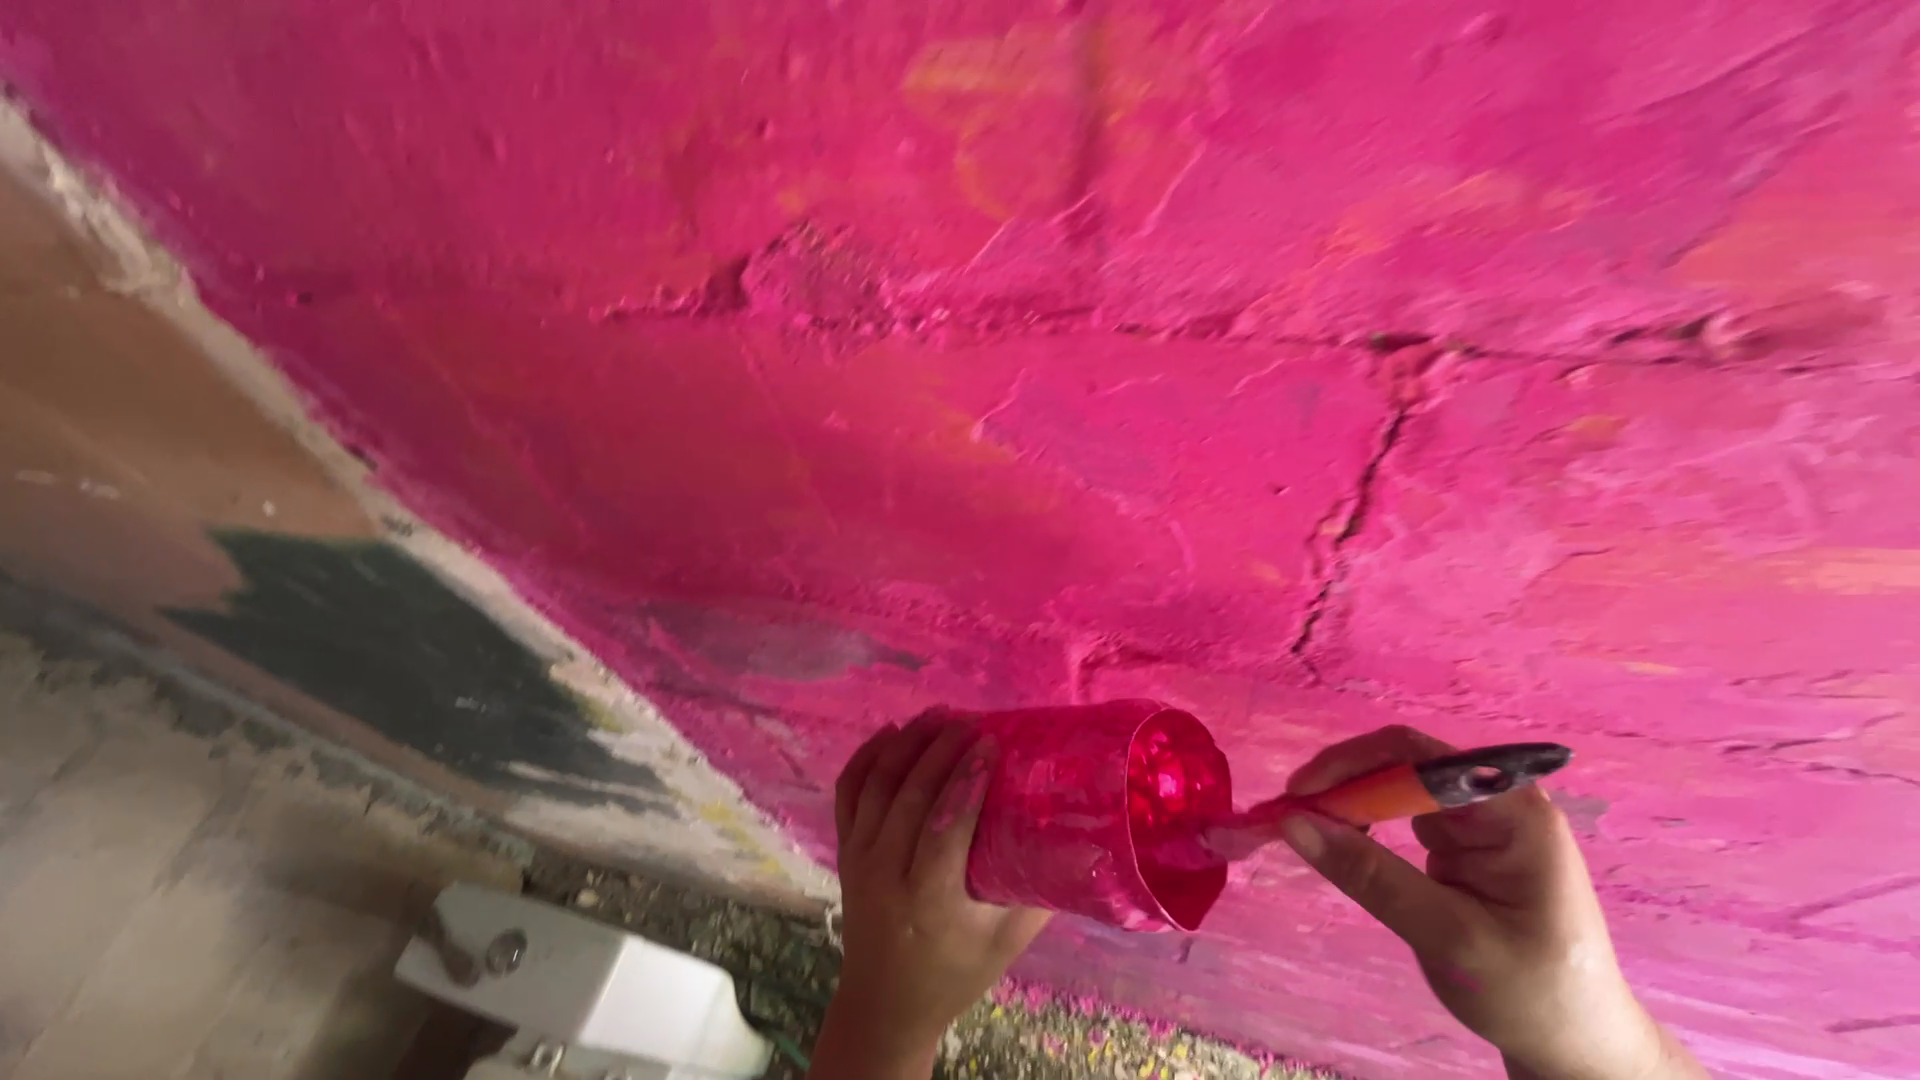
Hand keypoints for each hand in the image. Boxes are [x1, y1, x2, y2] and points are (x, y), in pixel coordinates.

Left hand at [808, 712, 1051, 1079]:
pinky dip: (866, 757)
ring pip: (877, 785)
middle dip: (940, 750)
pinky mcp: (844, 849)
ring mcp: (858, 857)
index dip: (967, 778)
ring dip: (907, 744)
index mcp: (929, 899)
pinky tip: (890, 732)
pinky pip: (848, 791)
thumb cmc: (954, 972)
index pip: (945, 824)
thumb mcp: (1005, 942)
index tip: (991, 741)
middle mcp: (885, 871)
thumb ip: (1038, 891)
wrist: (884, 1004)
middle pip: (910, 795)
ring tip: (938, 715)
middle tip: (970, 720)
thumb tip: (1082, 842)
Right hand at [1277, 726, 1705, 1079]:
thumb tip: (1293, 823)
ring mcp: (1478, 823)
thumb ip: (1370, 875)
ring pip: (1392, 788)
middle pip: (1399, 765)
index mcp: (1511, 811)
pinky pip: (1397, 814)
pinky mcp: (1462, 845)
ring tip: (1306, 833)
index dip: (1350, 764)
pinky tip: (1340, 846)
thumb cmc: (1530, 994)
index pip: (1415, 755)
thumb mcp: (1446, 937)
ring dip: (1346, 804)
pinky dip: (1360, 825)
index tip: (1298, 797)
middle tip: (1290, 820)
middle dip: (1341, 786)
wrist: (1577, 1049)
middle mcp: (1495, 802)